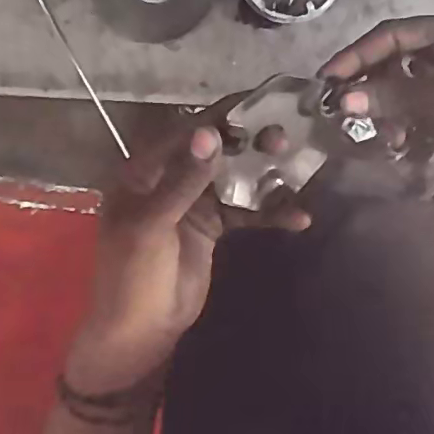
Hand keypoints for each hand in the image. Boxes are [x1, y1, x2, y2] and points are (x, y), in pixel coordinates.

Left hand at [65, 113, 309, 395]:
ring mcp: (194, 202)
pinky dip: (270, 213)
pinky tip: (299, 218)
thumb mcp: (153, 224)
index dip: (219, 116)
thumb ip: (184, 179)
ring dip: (265, 175)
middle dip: (249, 143)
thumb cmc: (134, 274)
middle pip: (215, 151)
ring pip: (235, 178)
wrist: (140, 333)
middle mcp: (171, 179)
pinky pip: (245, 211)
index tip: (258, 101)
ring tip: (297, 172)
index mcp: (145, 170)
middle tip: (282, 138)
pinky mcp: (214, 226)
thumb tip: (210, 133)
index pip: (185, 132)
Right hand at [319, 9, 433, 163]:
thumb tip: (341, 97)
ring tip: (383, 134)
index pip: (394, 33)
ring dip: (387, 107)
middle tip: (342, 106)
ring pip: (404, 83)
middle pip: (396, 56)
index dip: (357, 54)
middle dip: (371, 84)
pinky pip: (418, 103)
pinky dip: (404, 120)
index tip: (327, 77)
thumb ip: (392, 94)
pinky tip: (399, 141)